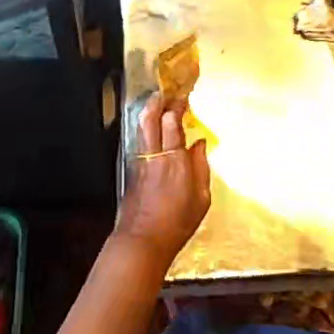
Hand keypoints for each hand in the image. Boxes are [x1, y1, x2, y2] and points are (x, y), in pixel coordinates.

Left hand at [114, 97, 209, 267]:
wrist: (142, 242)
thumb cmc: (177, 222)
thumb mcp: (201, 197)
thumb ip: (201, 167)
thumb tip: (200, 144)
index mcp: (176, 160)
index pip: (172, 123)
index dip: (177, 106)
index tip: (184, 97)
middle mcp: (156, 156)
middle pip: (150, 120)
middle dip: (157, 102)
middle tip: (165, 92)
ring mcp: (140, 163)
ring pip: (141, 129)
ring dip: (148, 113)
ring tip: (156, 103)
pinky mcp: (132, 172)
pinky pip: (138, 143)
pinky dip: (144, 130)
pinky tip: (151, 130)